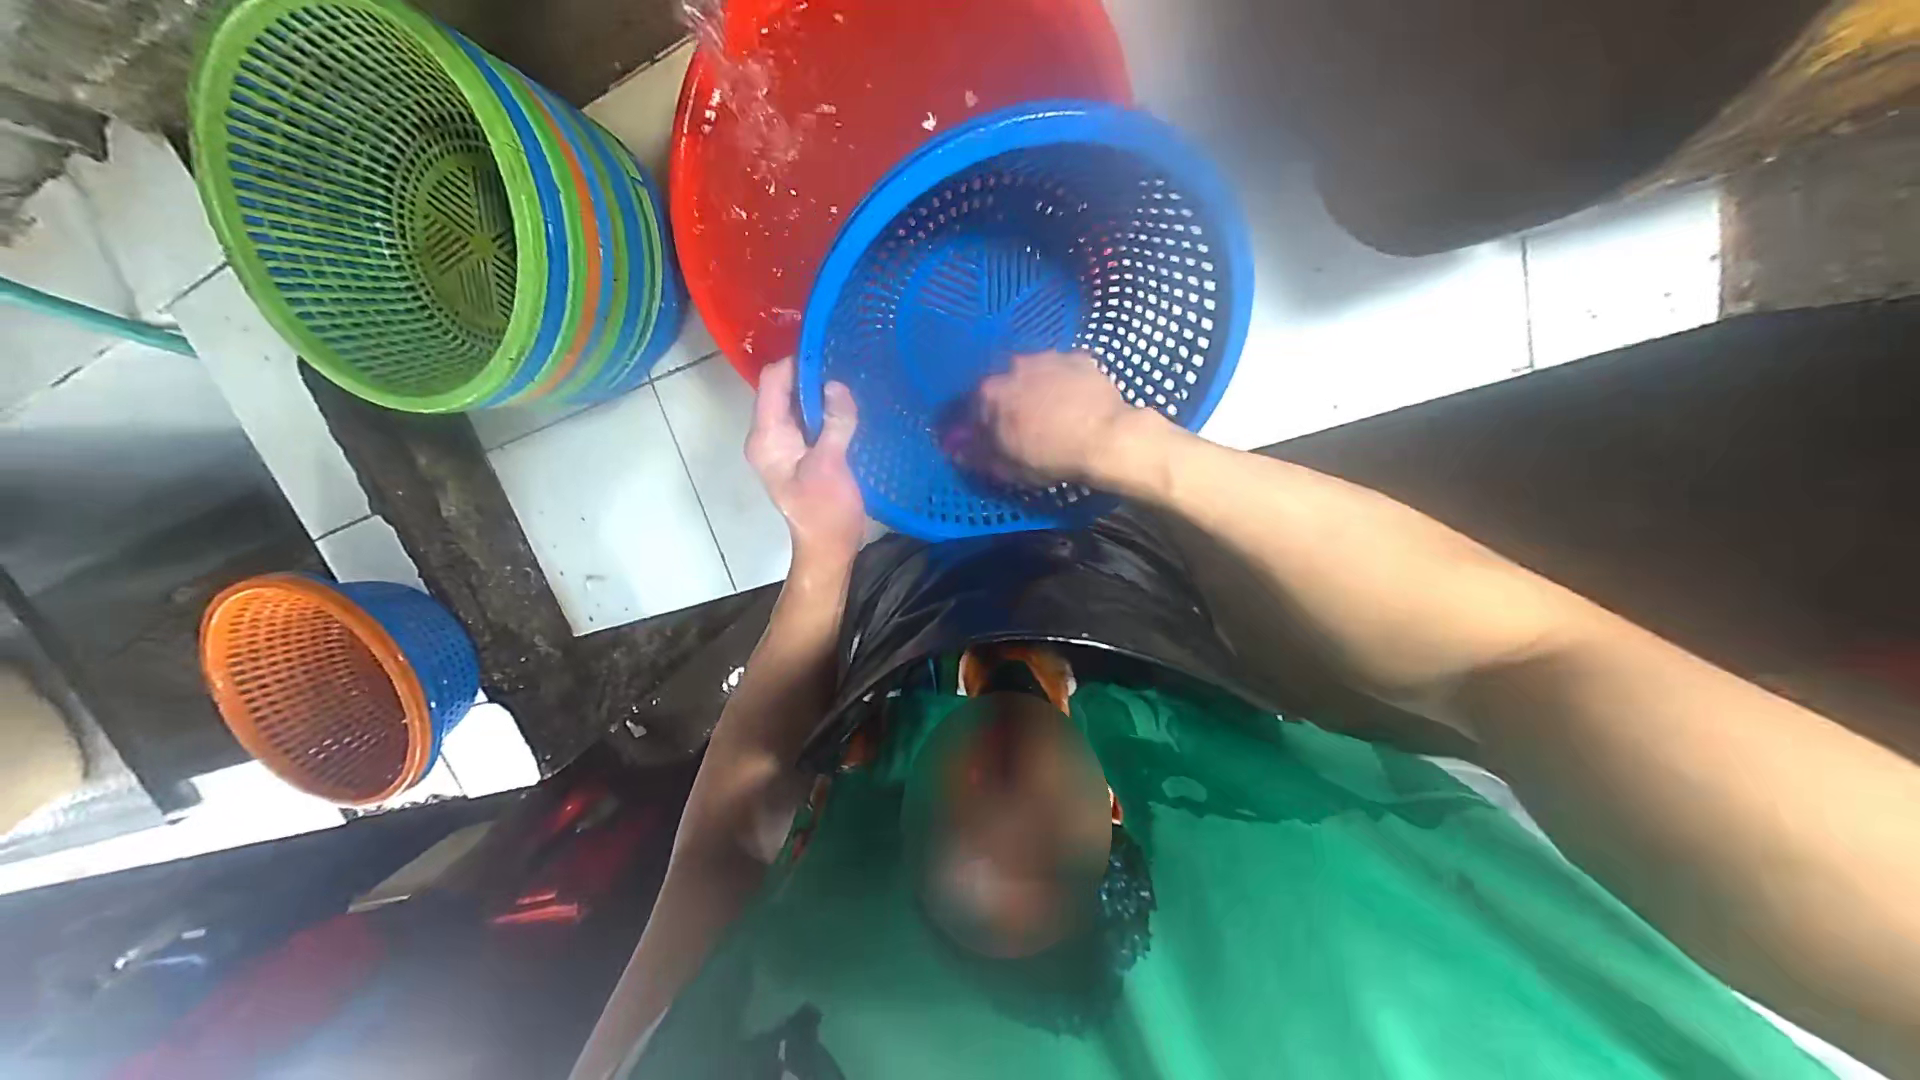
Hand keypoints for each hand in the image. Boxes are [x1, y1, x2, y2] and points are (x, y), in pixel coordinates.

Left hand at [747, 357, 866, 564]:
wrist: (827, 547)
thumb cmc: (825, 511)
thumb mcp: (832, 464)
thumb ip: (835, 422)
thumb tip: (837, 385)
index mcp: (767, 437)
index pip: (772, 382)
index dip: (796, 362)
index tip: (828, 353)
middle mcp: (768, 436)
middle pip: (782, 390)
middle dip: (809, 375)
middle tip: (844, 363)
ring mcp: (782, 446)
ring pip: (796, 404)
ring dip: (818, 392)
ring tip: (848, 381)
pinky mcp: (799, 453)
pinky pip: (806, 420)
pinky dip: (822, 410)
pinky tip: (845, 406)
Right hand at [970, 351, 1165, 487]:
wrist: (1107, 438)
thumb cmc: (1051, 457)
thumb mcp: (1008, 468)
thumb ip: (978, 456)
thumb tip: (957, 451)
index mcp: (989, 394)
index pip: (971, 407)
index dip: (979, 424)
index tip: (988, 438)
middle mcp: (1013, 366)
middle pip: (1003, 385)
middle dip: (1008, 402)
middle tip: (1022, 425)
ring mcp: (1048, 358)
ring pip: (1033, 373)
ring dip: (1036, 388)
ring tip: (1051, 412)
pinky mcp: (1079, 358)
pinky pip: (1064, 370)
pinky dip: (1065, 383)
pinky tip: (1075, 402)